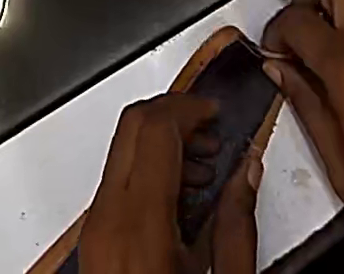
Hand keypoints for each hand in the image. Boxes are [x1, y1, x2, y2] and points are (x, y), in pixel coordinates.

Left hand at [78, 93, 260, 273]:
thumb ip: (237, 222)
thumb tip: (248, 167)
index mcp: (140, 226)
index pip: (155, 127)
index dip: (188, 107)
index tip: (214, 111)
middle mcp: (108, 217)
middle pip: (133, 125)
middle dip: (174, 113)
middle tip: (210, 129)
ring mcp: (96, 227)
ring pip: (123, 146)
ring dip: (161, 138)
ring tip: (202, 165)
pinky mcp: (95, 237)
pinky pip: (118, 177)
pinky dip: (149, 165)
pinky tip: (181, 192)